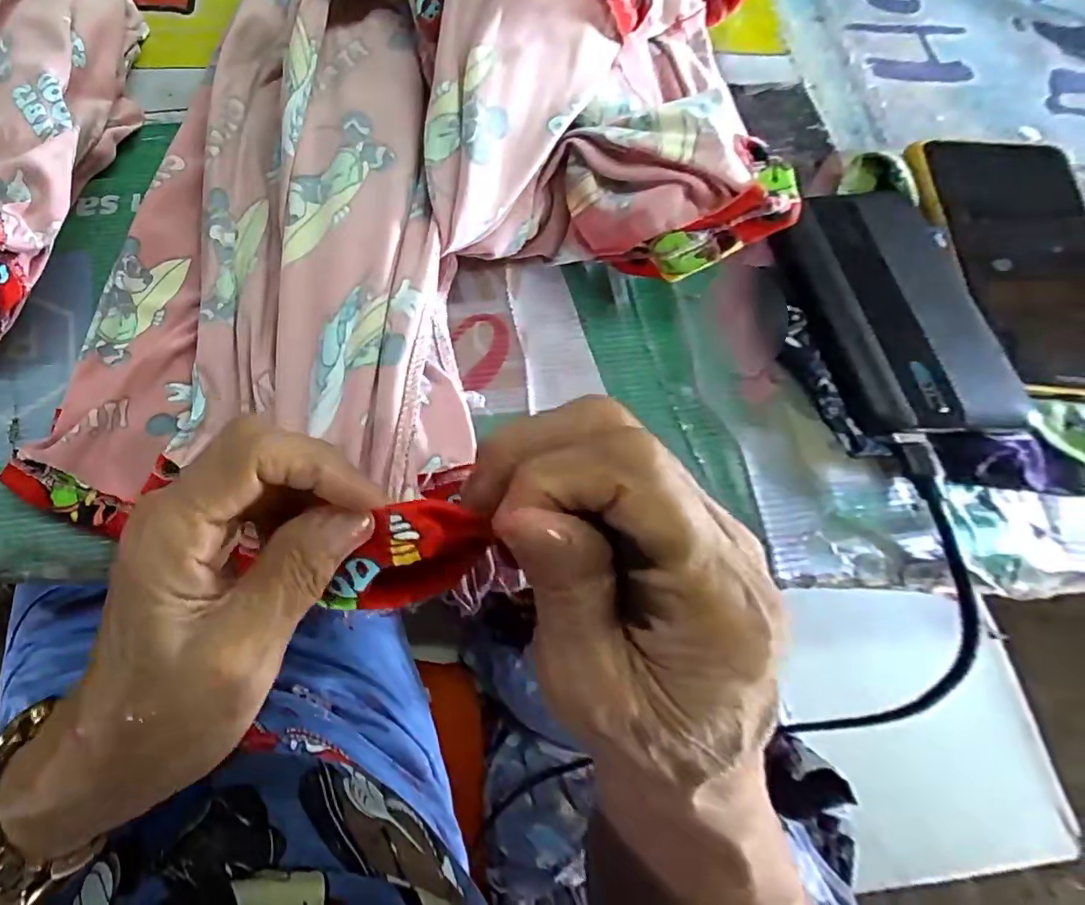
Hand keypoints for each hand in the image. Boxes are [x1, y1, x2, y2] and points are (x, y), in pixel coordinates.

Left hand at [0, 416, 388, 859]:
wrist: (114, 744)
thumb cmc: (173, 712)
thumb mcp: (245, 650)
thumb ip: (297, 572)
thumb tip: (356, 515)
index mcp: (172, 523)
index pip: (250, 451)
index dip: (319, 465)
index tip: (375, 508)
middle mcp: (169, 504)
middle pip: (251, 450)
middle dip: (316, 472)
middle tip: (371, 518)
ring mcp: (175, 519)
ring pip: (251, 471)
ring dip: (306, 490)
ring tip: (354, 529)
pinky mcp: (187, 538)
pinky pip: (243, 502)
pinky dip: (286, 512)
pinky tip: (316, 540)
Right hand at [461, 396, 784, 786]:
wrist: (698, 769)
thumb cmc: (642, 739)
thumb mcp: (589, 685)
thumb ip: (568, 593)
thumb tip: (520, 512)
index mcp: (713, 582)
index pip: (633, 469)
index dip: (547, 480)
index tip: (501, 531)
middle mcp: (718, 531)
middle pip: (614, 430)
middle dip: (526, 456)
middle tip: (481, 509)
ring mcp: (696, 516)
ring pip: (602, 429)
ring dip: (528, 456)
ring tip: (494, 509)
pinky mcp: (667, 515)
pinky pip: (598, 456)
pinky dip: (539, 469)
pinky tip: (521, 514)